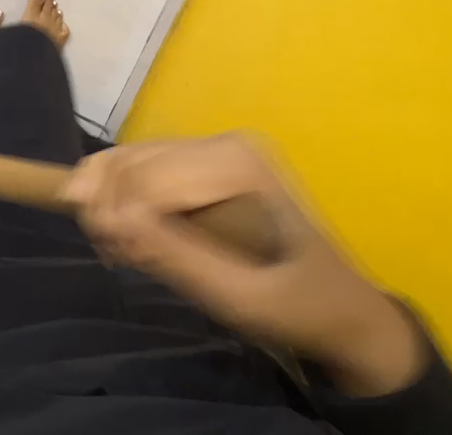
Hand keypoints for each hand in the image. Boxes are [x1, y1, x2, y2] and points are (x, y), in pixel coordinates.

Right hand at [64, 134, 423, 394]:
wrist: (342, 308)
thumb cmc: (296, 307)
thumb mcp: (239, 299)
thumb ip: (176, 258)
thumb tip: (114, 223)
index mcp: (240, 164)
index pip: (152, 175)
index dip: (119, 212)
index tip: (112, 257)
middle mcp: (225, 143)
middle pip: (137, 160)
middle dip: (109, 203)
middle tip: (108, 254)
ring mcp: (215, 149)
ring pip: (133, 159)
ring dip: (110, 198)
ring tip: (111, 246)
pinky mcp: (204, 164)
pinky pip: (145, 168)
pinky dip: (122, 195)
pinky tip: (123, 232)